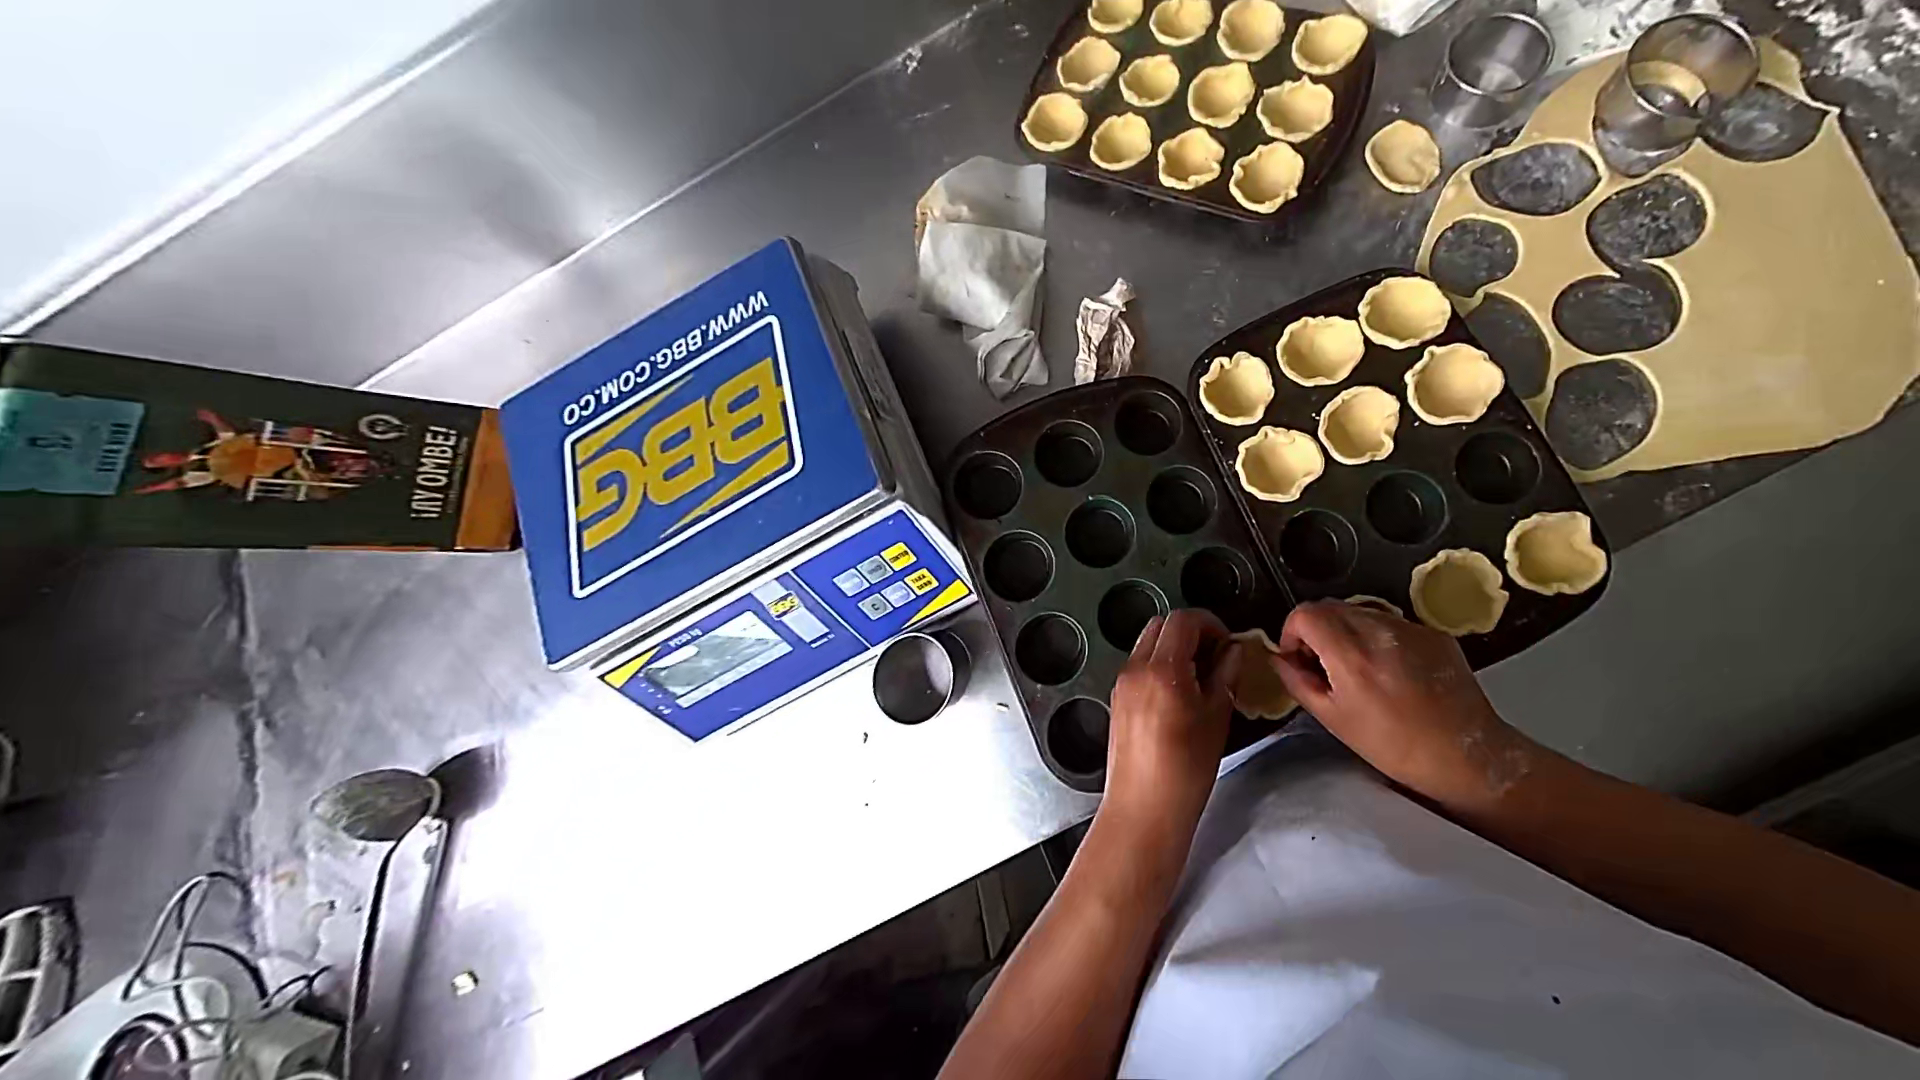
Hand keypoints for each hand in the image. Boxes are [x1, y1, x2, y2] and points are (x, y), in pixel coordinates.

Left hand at [1104, 610, 1242, 828]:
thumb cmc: (1186, 768)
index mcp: (1162, 669)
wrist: (1143, 807)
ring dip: (1173, 647)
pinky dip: (1159, 664)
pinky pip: (1138, 665)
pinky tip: (1179, 691)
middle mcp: (1135, 668)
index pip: (1183, 620)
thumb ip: (1225, 674)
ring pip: (1147, 643)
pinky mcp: (1117, 698)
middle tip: (1216, 654)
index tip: (1228, 641)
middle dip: (1190, 631)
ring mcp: (1122, 682)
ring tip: (1200, 675)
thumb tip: (1233, 650)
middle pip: (1161, 625)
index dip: (1210, 623)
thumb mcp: (1217, 717)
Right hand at [1272, 600, 1545, 811]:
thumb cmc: (1392, 745)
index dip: (1291, 631)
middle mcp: (1381, 632)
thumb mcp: (1332, 718)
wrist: (1468, 759)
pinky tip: (1388, 669)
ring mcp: (1412, 629)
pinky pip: (1389, 622)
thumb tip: (1280, 659)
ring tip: (1356, 666)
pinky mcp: (1434, 634)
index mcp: (1352, 655)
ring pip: (1359, 610)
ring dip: (1345, 630)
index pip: (1305, 614)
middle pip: (1329, 606)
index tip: (1298, 656)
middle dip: (1315, 629)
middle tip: (1322, 662)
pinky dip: (1376, 636)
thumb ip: (1297, 681)